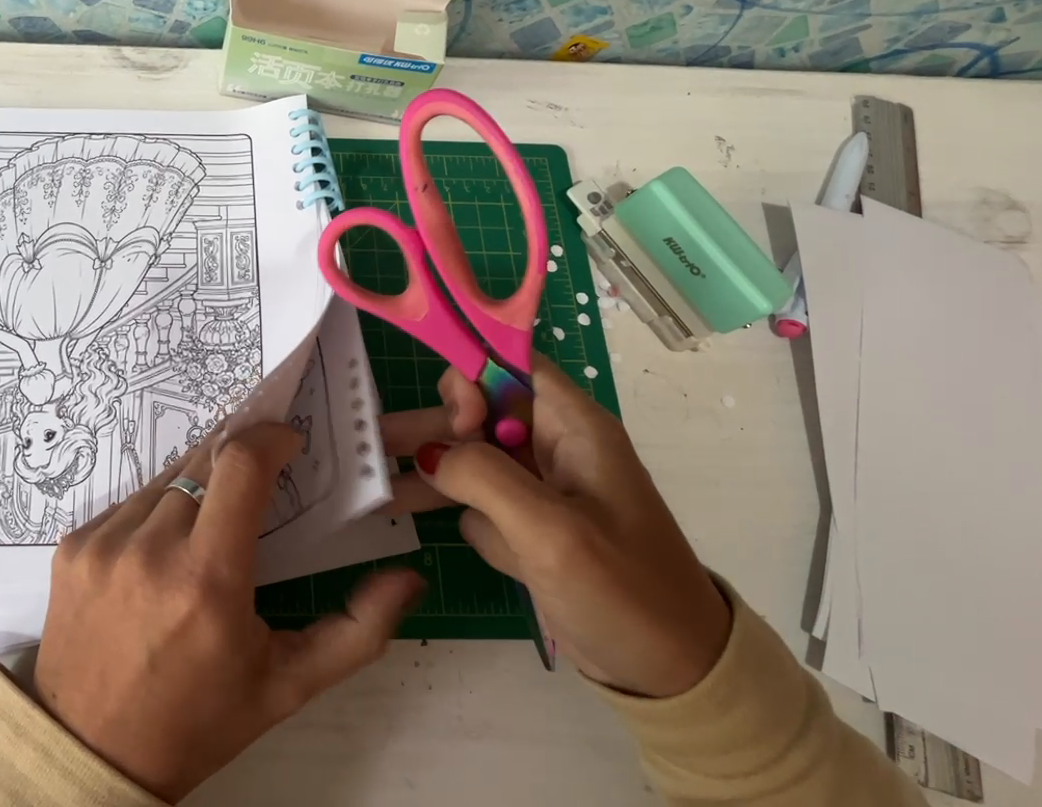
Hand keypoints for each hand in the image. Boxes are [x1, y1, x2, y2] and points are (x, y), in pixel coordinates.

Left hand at [33, 424, 426, 801]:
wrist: (92, 750)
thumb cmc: (199, 719)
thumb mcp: (288, 685)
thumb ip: (358, 629)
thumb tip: (407, 578)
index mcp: (208, 580)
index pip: (240, 464)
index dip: (269, 438)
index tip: (287, 442)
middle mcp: (150, 550)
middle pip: (205, 462)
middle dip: (238, 463)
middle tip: (256, 484)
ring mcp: (104, 544)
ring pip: (166, 480)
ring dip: (196, 488)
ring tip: (207, 529)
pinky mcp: (73, 546)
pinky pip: (127, 503)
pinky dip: (154, 513)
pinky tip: (162, 554)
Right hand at [378, 357, 731, 698]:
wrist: (668, 674)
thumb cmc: (622, 591)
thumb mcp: (549, 530)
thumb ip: (484, 477)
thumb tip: (431, 454)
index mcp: (575, 429)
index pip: (515, 367)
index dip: (476, 377)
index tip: (455, 421)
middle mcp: (555, 449)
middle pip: (482, 412)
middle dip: (434, 424)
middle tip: (376, 441)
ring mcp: (541, 490)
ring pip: (471, 457)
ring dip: (427, 465)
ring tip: (373, 478)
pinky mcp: (529, 527)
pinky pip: (477, 500)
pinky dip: (447, 505)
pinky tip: (409, 515)